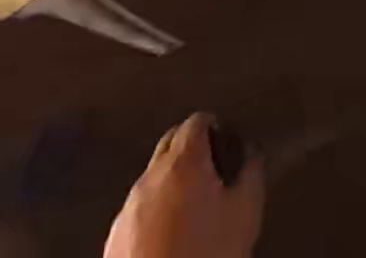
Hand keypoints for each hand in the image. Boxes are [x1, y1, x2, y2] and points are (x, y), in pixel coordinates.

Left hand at [105, 113, 265, 257]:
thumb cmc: (207, 255)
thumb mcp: (244, 215)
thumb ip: (251, 173)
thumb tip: (250, 150)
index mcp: (183, 162)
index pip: (197, 121)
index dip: (215, 127)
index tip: (228, 144)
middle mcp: (151, 174)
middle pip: (171, 142)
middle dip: (193, 148)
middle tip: (214, 173)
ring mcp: (128, 206)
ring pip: (154, 177)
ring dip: (173, 181)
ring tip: (194, 211)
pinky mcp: (114, 237)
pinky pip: (139, 208)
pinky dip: (156, 210)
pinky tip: (170, 240)